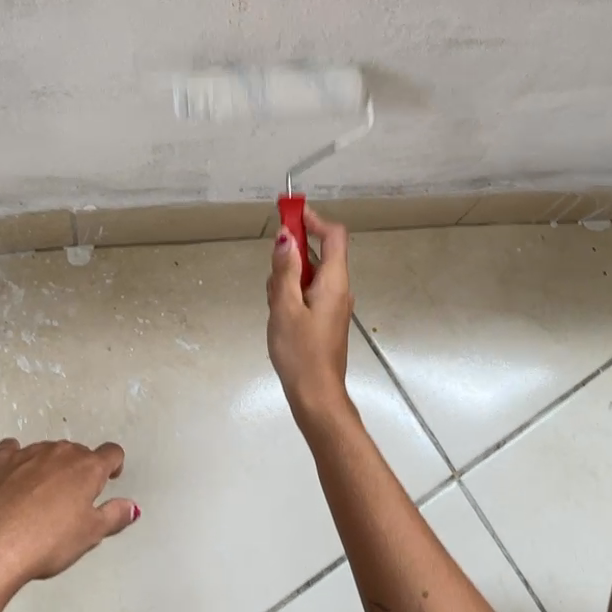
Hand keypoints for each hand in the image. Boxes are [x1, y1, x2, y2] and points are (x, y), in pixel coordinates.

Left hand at [0, 438, 139, 594]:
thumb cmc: (49, 542)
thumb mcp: (90, 535)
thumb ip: (114, 516)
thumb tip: (132, 506)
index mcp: (87, 467)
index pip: (111, 453)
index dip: (114, 465)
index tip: (109, 480)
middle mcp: (61, 452)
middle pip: (78, 453)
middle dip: (79, 471)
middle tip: (72, 501)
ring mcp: (29, 453)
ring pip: (49, 452)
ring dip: (51, 467)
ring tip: (42, 496)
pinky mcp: (0, 462)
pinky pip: (13, 450)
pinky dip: (17, 459)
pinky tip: (13, 475)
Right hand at [266, 208, 354, 420]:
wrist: (316, 396)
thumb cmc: (300, 351)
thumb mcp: (285, 306)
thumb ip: (285, 269)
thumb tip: (286, 235)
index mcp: (334, 281)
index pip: (334, 235)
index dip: (313, 220)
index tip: (288, 214)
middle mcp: (338, 288)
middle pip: (318, 254)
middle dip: (292, 255)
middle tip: (273, 274)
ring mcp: (333, 305)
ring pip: (309, 276)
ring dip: (288, 280)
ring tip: (274, 305)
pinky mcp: (324, 319)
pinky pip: (307, 294)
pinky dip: (291, 296)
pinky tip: (279, 317)